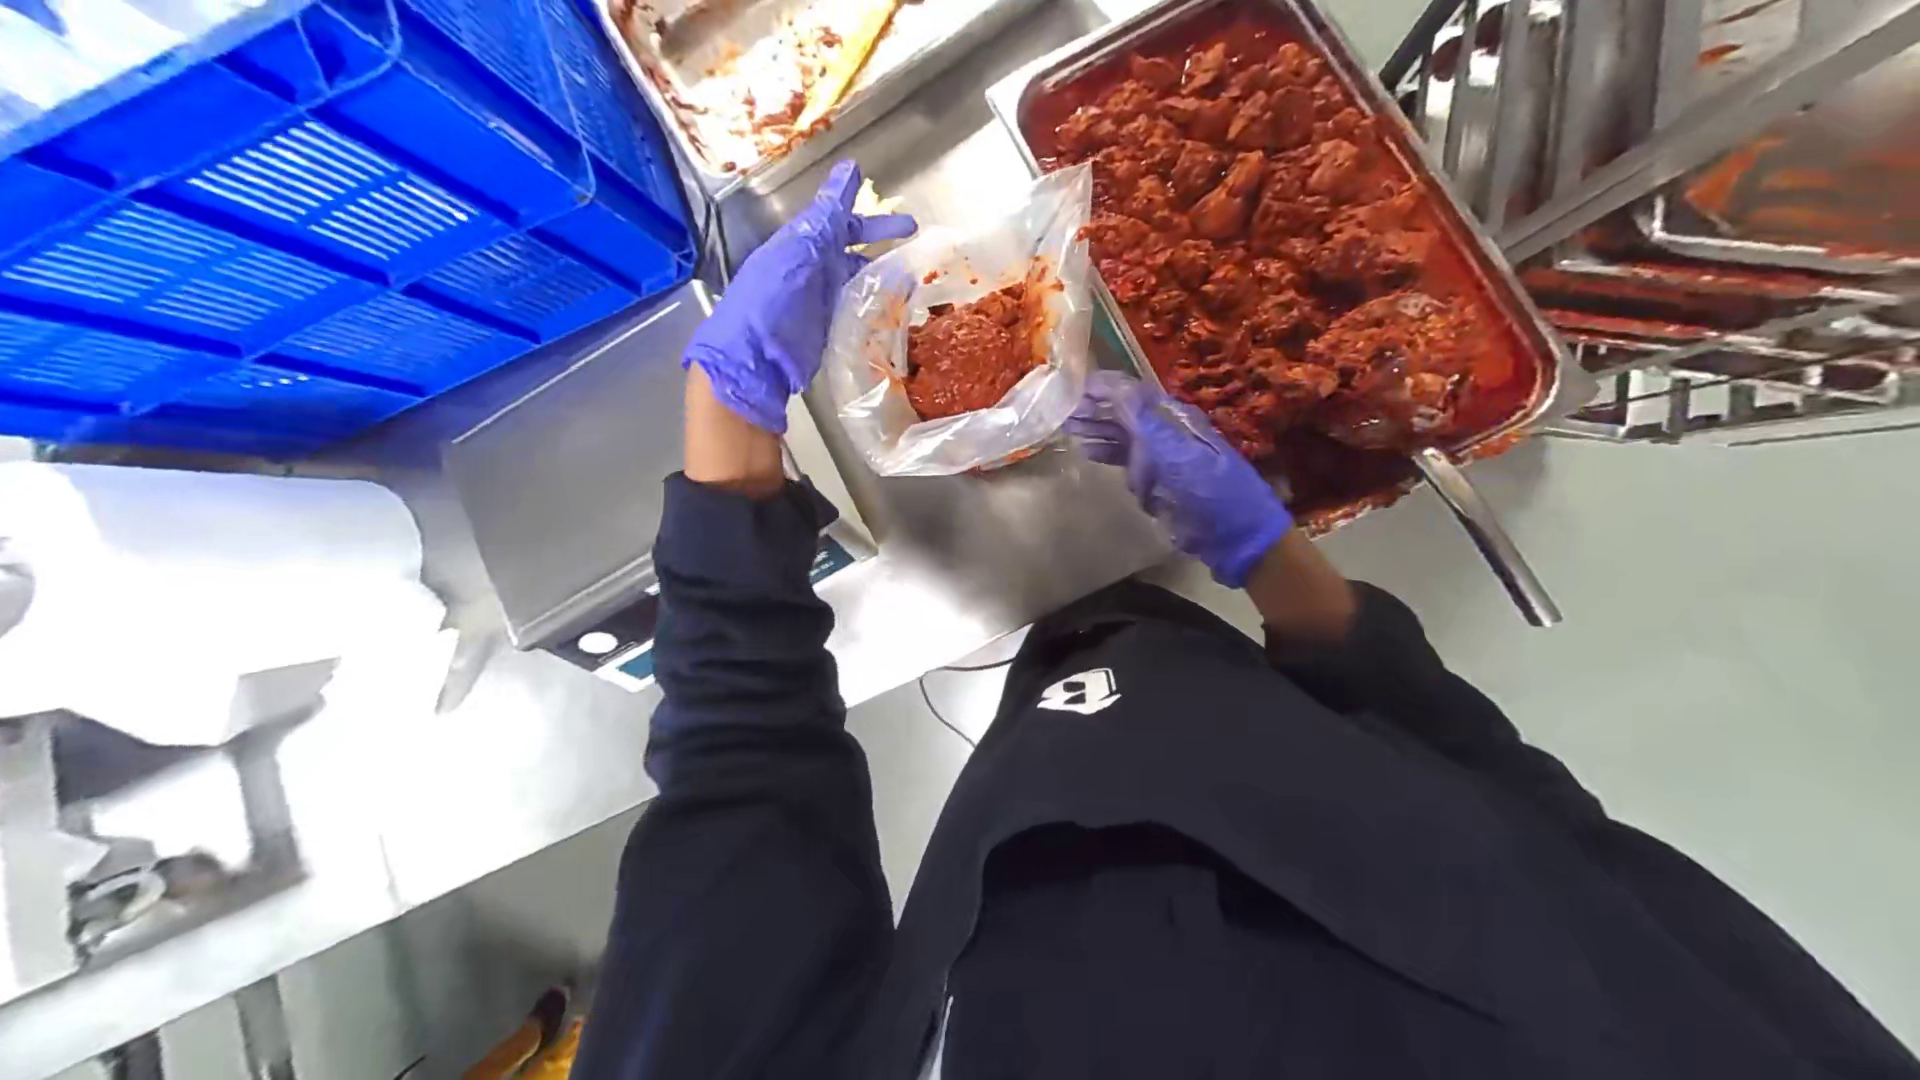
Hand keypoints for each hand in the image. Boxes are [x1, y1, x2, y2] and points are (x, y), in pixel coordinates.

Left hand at [683, 160, 916, 432]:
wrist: (755, 361)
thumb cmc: (771, 303)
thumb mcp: (799, 253)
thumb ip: (825, 219)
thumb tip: (848, 172)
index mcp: (804, 244)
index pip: (837, 216)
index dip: (861, 204)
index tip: (881, 190)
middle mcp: (814, 267)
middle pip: (852, 246)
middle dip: (881, 238)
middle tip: (913, 233)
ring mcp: (822, 299)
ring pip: (858, 277)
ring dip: (883, 271)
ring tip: (912, 271)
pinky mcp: (829, 328)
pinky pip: (857, 306)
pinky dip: (877, 301)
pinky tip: (896, 302)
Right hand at [1066, 371, 1291, 586]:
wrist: (1235, 535)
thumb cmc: (1210, 491)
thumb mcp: (1179, 454)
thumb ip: (1146, 422)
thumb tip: (1118, 388)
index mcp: (1174, 419)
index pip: (1133, 395)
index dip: (1105, 388)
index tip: (1075, 387)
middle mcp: (1165, 432)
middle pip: (1124, 414)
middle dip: (1094, 409)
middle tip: (1064, 409)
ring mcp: (1161, 456)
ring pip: (1121, 437)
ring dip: (1096, 431)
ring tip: (1068, 427)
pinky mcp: (1157, 480)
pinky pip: (1126, 461)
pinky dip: (1107, 454)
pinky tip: (1087, 451)